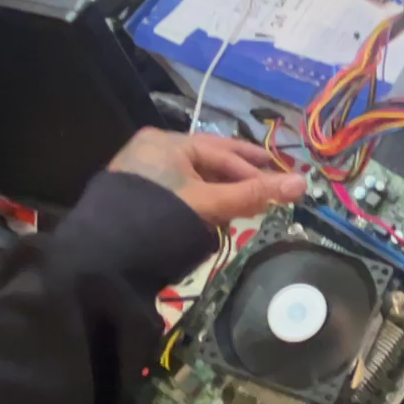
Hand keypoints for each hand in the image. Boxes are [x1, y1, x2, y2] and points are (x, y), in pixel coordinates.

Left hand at [108, 128, 304, 224]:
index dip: (256, 171)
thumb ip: (254, 194)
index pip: (224, 152)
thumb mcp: (210, 205)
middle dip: (242, 179)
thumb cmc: (158, 221)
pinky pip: (184, 193)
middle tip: (272, 191)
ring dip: (226, 192)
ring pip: (199, 179)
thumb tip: (301, 182)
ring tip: (249, 207)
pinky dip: (205, 202)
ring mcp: (146, 176)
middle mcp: (154, 152)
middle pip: (211, 163)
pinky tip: (219, 216)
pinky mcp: (141, 199)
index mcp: (167, 142)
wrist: (102, 261)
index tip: (282, 187)